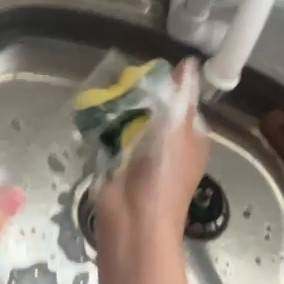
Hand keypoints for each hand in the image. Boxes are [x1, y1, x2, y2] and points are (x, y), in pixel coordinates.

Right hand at [93, 59, 210, 246]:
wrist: (134, 220)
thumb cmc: (163, 173)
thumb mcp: (177, 127)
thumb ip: (180, 95)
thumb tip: (190, 62)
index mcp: (192, 139)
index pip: (183, 102)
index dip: (169, 86)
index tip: (148, 69)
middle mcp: (170, 145)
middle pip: (154, 109)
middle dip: (138, 94)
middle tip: (120, 76)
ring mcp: (142, 155)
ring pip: (130, 120)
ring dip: (118, 107)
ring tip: (104, 88)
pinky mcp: (118, 163)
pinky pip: (111, 135)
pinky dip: (102, 124)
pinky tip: (92, 108)